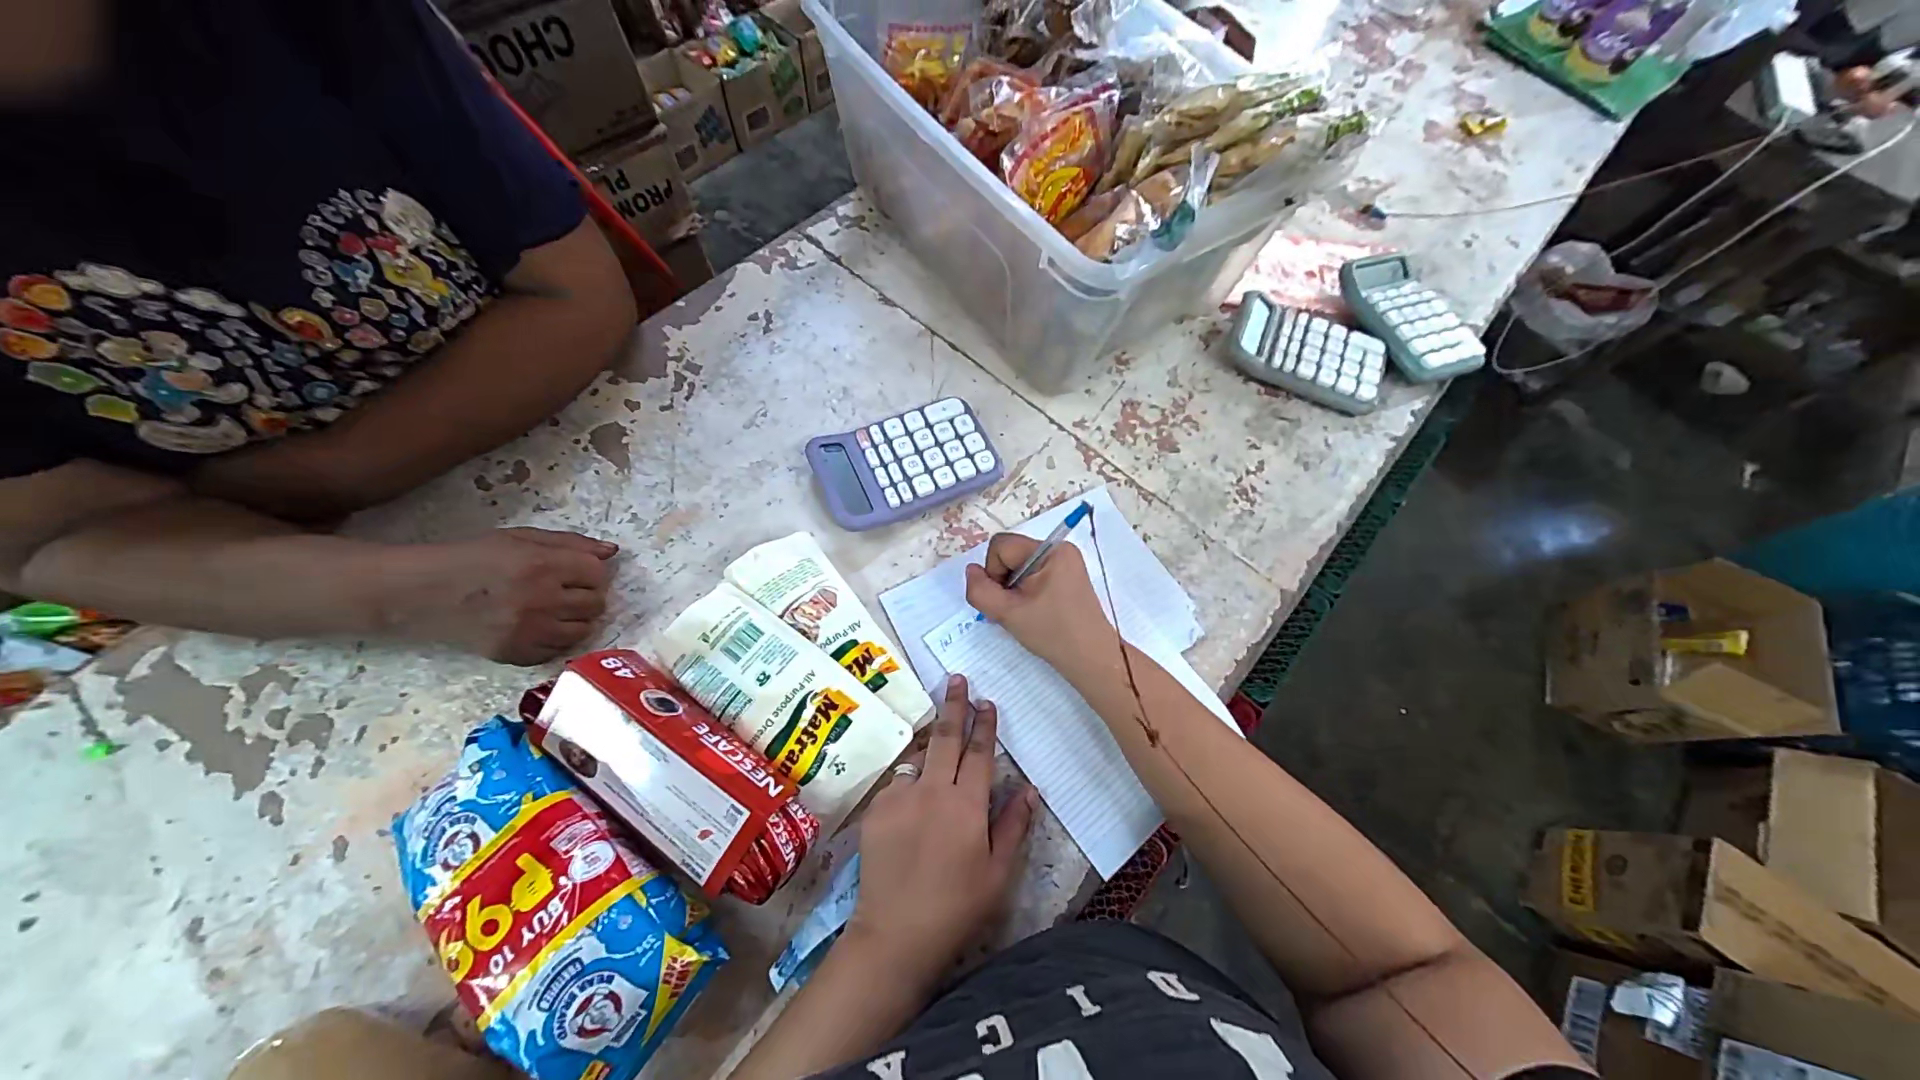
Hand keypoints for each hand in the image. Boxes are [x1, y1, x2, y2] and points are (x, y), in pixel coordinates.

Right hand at [392, 527, 616, 664]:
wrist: (421, 593)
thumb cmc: (474, 558)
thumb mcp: (521, 538)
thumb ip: (571, 543)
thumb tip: (612, 552)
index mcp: (542, 566)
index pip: (597, 573)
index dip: (591, 571)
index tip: (576, 571)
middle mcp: (540, 601)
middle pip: (596, 603)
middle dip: (587, 595)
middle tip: (564, 590)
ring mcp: (529, 632)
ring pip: (583, 629)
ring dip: (576, 618)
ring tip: (551, 608)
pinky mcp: (517, 655)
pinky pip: (559, 649)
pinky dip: (555, 639)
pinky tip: (536, 625)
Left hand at [846, 674, 1035, 983]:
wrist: (895, 934)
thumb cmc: (957, 908)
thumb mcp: (998, 872)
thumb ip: (1014, 825)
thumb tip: (1030, 789)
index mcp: (967, 806)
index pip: (980, 753)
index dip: (985, 725)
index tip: (987, 700)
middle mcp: (933, 791)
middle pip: (945, 738)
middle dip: (953, 705)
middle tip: (956, 679)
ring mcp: (900, 797)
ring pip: (918, 758)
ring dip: (930, 746)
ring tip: (936, 740)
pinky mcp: (876, 809)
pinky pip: (898, 783)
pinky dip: (909, 782)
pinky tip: (913, 801)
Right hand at [964, 533, 1107, 667]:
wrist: (1091, 658)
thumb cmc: (1052, 633)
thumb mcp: (1007, 613)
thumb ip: (980, 590)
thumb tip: (972, 571)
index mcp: (1050, 550)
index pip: (1001, 546)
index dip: (993, 572)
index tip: (1006, 599)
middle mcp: (1060, 549)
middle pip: (1011, 553)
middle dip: (1003, 580)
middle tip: (1014, 609)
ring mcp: (1066, 562)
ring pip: (1020, 565)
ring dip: (1013, 587)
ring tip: (1024, 612)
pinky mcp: (1067, 576)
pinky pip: (1033, 574)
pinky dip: (1025, 591)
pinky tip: (1033, 611)